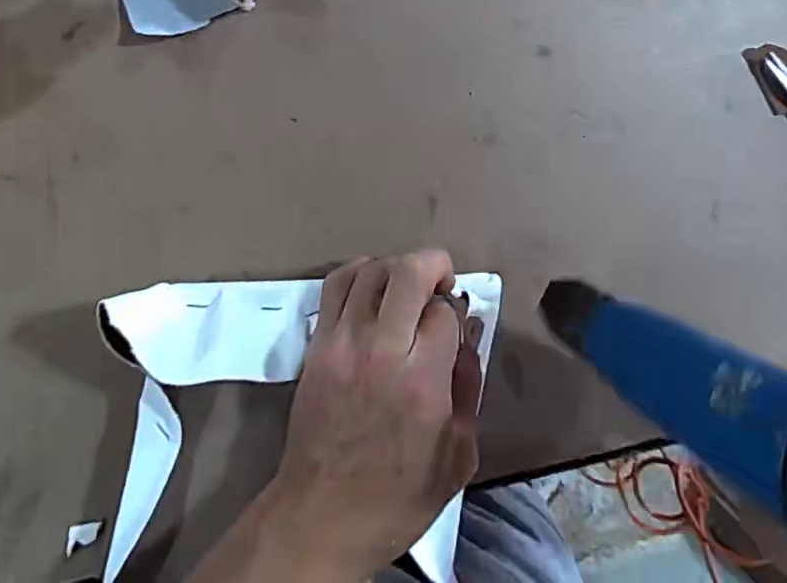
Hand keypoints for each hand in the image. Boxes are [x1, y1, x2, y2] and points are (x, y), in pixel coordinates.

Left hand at [261, 250, 485, 577]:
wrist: (320, 518)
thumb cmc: (396, 496)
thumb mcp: (457, 456)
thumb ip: (469, 388)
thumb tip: (467, 338)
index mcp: (421, 382)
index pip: (445, 311)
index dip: (456, 311)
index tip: (454, 327)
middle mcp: (380, 351)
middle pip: (409, 271)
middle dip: (435, 267)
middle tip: (441, 287)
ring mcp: (342, 343)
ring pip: (373, 269)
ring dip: (399, 269)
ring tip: (408, 290)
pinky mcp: (317, 345)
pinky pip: (337, 284)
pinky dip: (361, 272)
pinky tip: (374, 289)